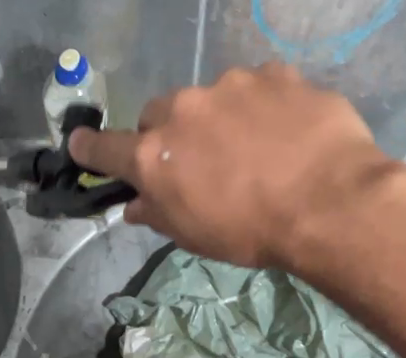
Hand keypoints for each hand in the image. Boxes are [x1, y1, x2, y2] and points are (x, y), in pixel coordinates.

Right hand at [69, 63, 396, 267]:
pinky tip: (278, 133)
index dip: (89, 149)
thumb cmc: (247, 231)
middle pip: (158, 114)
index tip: (79, 144)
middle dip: (166, 135)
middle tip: (189, 162)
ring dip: (214, 120)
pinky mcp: (277, 75)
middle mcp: (184, 111)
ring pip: (207, 99)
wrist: (327, 202)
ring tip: (245, 149)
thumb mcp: (191, 235)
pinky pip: (254, 88)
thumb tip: (138, 205)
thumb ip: (157, 213)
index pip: (104, 149)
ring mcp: (232, 86)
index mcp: (153, 156)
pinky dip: (256, 107)